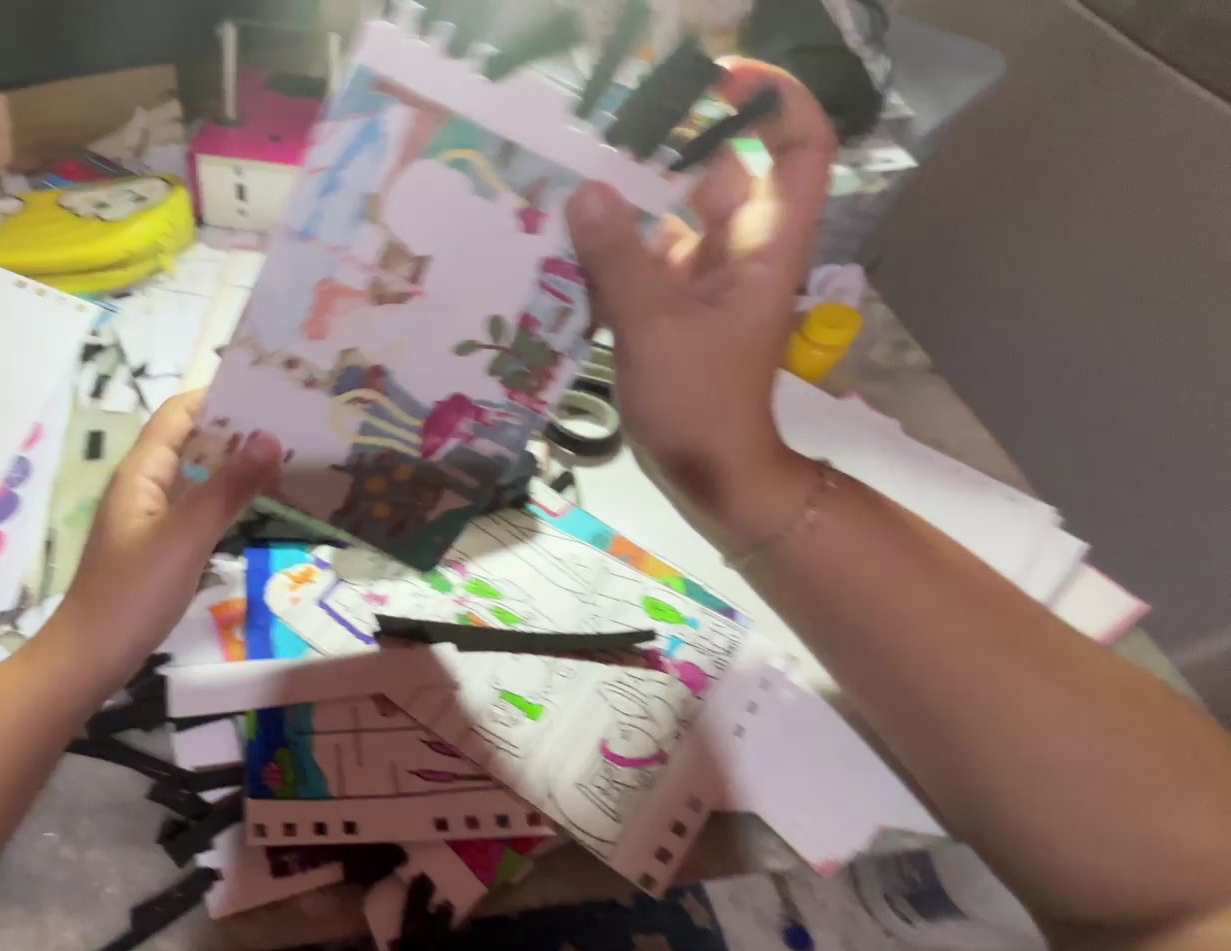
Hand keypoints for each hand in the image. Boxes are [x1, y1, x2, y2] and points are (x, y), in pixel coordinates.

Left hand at [41, 390, 280, 683]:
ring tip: (286, 458)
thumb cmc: (134, 592)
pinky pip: (195, 506)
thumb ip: (228, 488)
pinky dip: (224, 498)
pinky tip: (256, 505)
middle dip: (235, 430)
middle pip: (190, 441)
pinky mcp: (158, 544)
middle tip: (292, 425)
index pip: (180, 413)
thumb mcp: (186, 536)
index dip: (220, 396)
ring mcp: (150, 515)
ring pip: (195, 476)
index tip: (270, 392)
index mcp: (142, 471)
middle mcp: (144, 484)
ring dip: (233, 465)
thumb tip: (270, 437)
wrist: (92, 655)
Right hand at [566, 60, 835, 548]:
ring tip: (565, 173)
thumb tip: (584, 190)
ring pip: (665, 217)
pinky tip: (559, 241)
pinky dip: (603, 249)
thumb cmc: (698, 399)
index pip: (800, 146)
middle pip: (715, 171)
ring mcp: (697, 280)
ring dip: (622, 198)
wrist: (701, 468)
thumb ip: (620, 259)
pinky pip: (634, 261)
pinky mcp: (663, 308)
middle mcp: (735, 249)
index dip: (774, 97)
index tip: (716, 73)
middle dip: (666, 143)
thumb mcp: (656, 326)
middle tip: (602, 122)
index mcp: (763, 243)